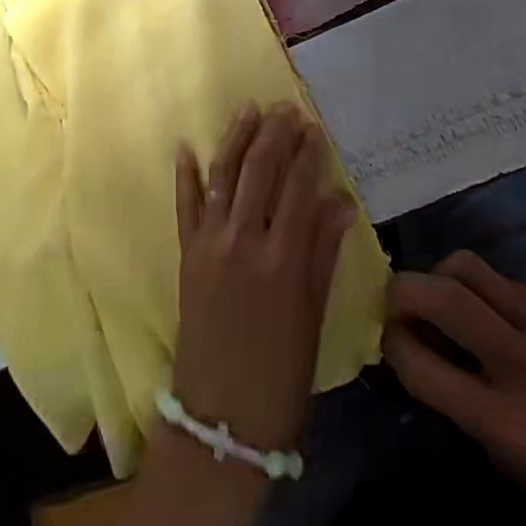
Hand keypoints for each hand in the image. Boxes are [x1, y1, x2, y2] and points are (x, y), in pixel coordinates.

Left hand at [170, 102, 359, 451]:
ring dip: (236, 140)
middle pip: (261, 172)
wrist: (222, 416)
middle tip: (286, 109)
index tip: (314, 128)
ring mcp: (210, 245)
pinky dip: (186, 176)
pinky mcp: (186, 256)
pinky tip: (186, 148)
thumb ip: (325, 253)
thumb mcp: (314, 313)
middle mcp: (245, 241)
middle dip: (275, 135)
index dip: (308, 155)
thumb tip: (340, 202)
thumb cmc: (282, 371)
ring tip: (248, 110)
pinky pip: (185, 207)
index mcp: (284, 258)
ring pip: (223, 177)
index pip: (300, 188)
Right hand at [382, 251, 525, 525]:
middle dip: (402, 291)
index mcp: (506, 423)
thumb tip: (404, 337)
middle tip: (396, 302)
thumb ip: (448, 393)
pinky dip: (483, 291)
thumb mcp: (494, 450)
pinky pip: (503, 278)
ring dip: (440, 277)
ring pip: (468, 266)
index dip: (390, 342)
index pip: (419, 364)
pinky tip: (493, 315)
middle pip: (442, 296)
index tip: (385, 334)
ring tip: (442, 299)